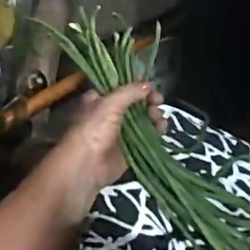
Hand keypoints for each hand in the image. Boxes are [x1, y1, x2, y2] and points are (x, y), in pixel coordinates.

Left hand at [34, 82, 161, 223]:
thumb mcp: (109, 104)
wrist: (87, 165)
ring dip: (153, 115)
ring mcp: (120, 131)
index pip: (121, 87)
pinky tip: (162, 127)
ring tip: (158, 116)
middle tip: (158, 101)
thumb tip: (148, 84)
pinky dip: (156, 131)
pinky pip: (146, 137)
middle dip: (147, 100)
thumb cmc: (93, 128)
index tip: (151, 84)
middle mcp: (110, 113)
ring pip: (142, 119)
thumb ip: (129, 92)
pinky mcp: (130, 148)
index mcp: (99, 99)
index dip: (136, 85)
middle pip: (134, 103)